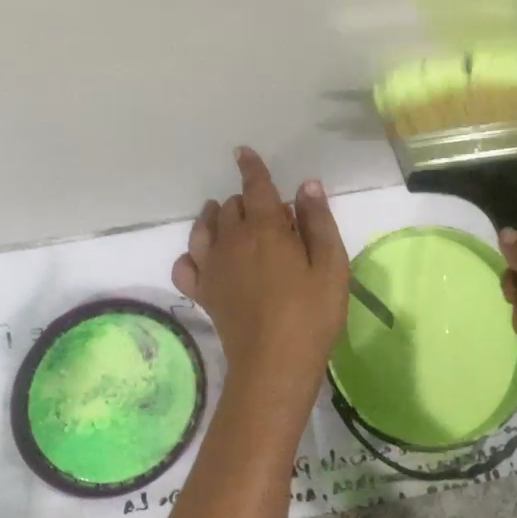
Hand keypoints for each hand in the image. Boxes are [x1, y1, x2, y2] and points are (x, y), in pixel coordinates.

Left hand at [170, 148, 349, 399]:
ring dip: (215, 216)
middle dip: (247, 200)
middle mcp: (233, 240)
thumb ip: (318, 222)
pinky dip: (192, 253)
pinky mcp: (203, 292)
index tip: (243, 152)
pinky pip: (186, 263)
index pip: (255, 187)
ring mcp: (212, 267)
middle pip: (231, 206)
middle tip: (272, 216)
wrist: (274, 365)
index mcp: (266, 228)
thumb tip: (306, 186)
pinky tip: (204, 256)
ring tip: (224, 215)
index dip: (251, 167)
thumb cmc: (311, 314)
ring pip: (205, 227)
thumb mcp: (331, 266)